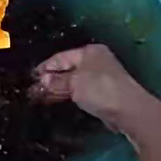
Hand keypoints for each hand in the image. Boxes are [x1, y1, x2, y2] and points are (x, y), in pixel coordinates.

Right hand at [31, 44, 160, 133]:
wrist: (128, 109)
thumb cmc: (99, 89)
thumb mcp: (74, 83)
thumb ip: (56, 81)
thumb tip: (42, 80)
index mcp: (89, 52)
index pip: (61, 57)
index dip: (46, 66)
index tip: (32, 76)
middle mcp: (96, 61)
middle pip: (68, 68)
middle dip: (52, 78)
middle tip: (35, 88)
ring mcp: (101, 77)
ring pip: (74, 81)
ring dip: (59, 88)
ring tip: (42, 96)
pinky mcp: (103, 93)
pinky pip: (81, 91)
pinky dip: (70, 94)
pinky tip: (59, 100)